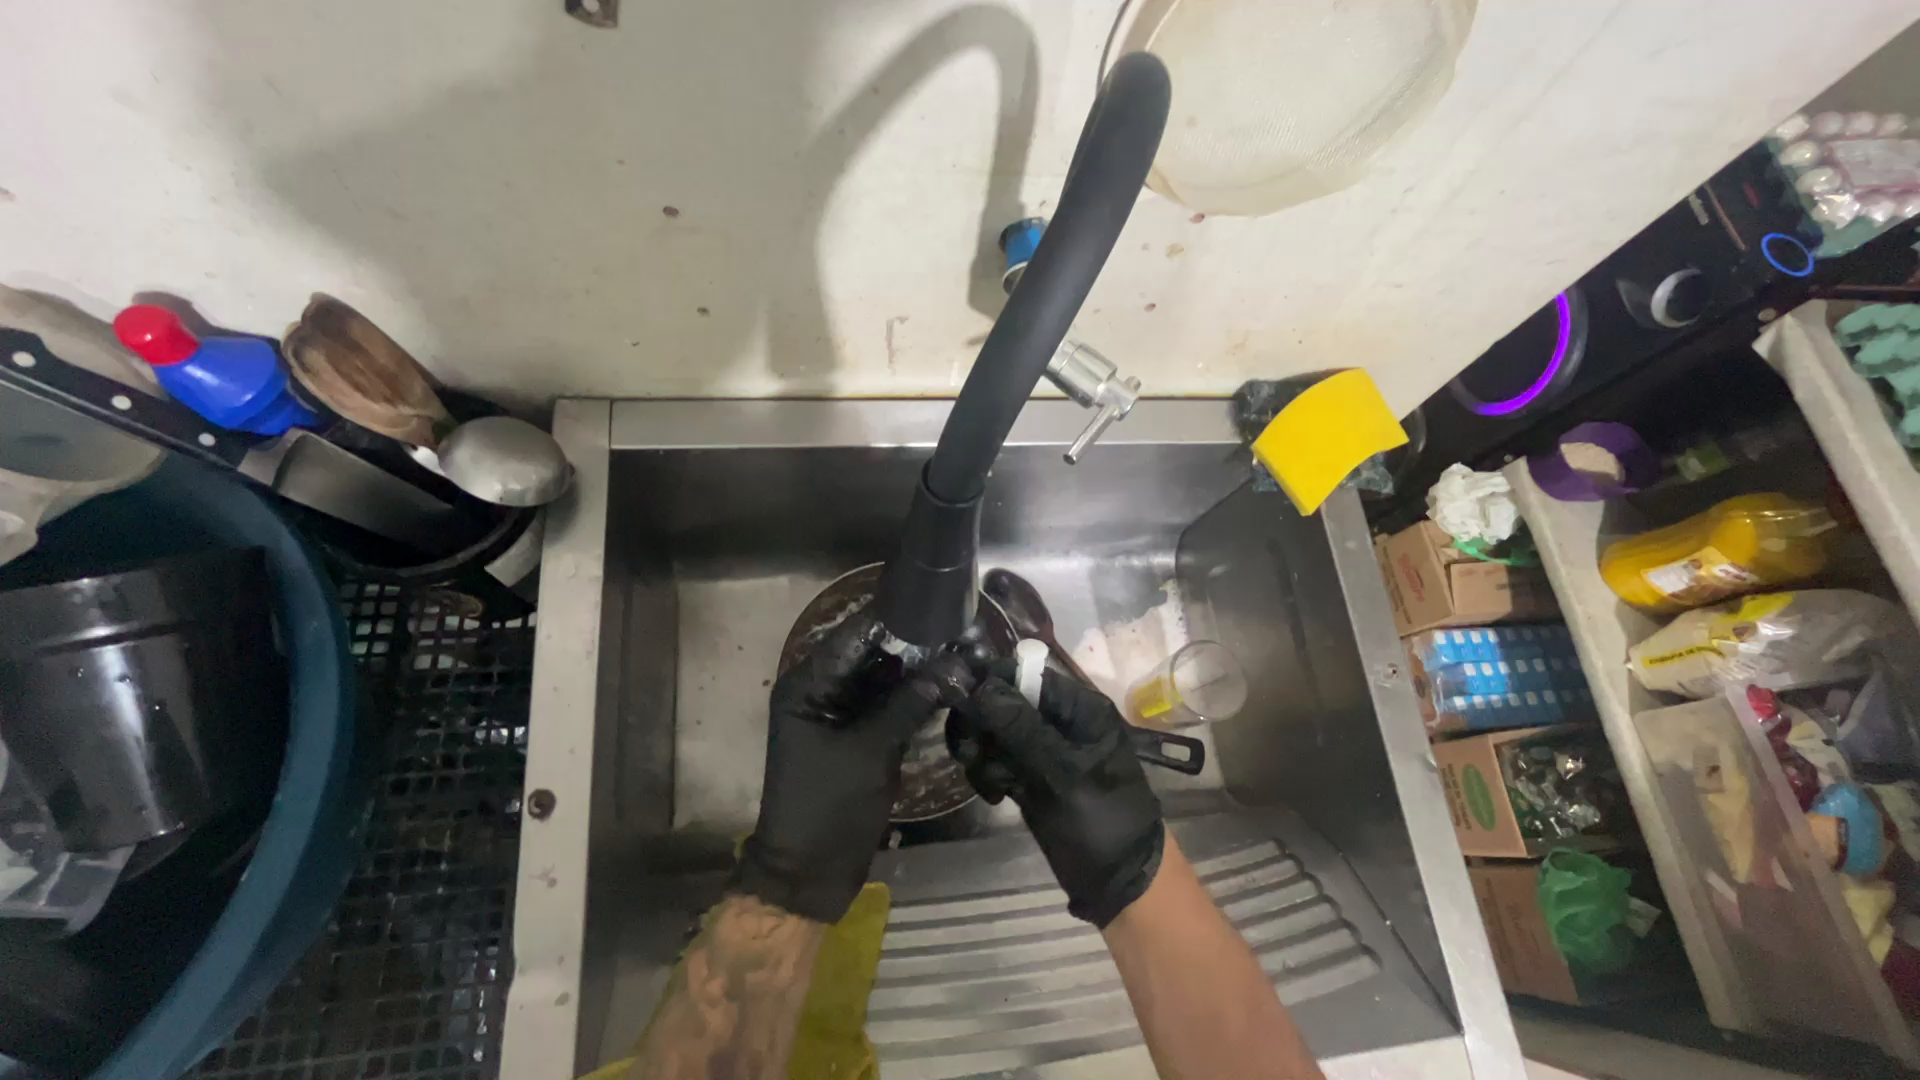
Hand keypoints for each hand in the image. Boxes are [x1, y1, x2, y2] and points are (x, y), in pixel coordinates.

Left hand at [732, 611, 935, 923]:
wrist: (810, 873)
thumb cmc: (828, 808)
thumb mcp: (870, 751)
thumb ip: (910, 703)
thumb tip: (955, 664)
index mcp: (806, 685)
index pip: (853, 635)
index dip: (894, 617)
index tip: (937, 601)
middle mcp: (821, 689)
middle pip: (871, 653)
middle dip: (914, 642)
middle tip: (962, 628)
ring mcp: (841, 713)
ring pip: (884, 677)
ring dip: (920, 668)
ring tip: (965, 650)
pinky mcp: (860, 734)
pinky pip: (889, 703)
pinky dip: (916, 696)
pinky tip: (952, 684)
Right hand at [946, 667, 1164, 926]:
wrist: (1120, 886)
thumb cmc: (1104, 824)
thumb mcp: (1064, 776)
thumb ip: (1023, 730)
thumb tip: (982, 686)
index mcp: (1079, 709)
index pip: (1026, 675)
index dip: (991, 683)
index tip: (958, 700)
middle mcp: (1059, 721)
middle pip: (1003, 702)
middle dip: (981, 725)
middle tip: (968, 753)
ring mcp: (1042, 750)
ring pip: (994, 732)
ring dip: (982, 753)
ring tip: (988, 783)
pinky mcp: (1029, 777)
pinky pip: (996, 760)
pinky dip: (988, 774)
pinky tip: (996, 798)